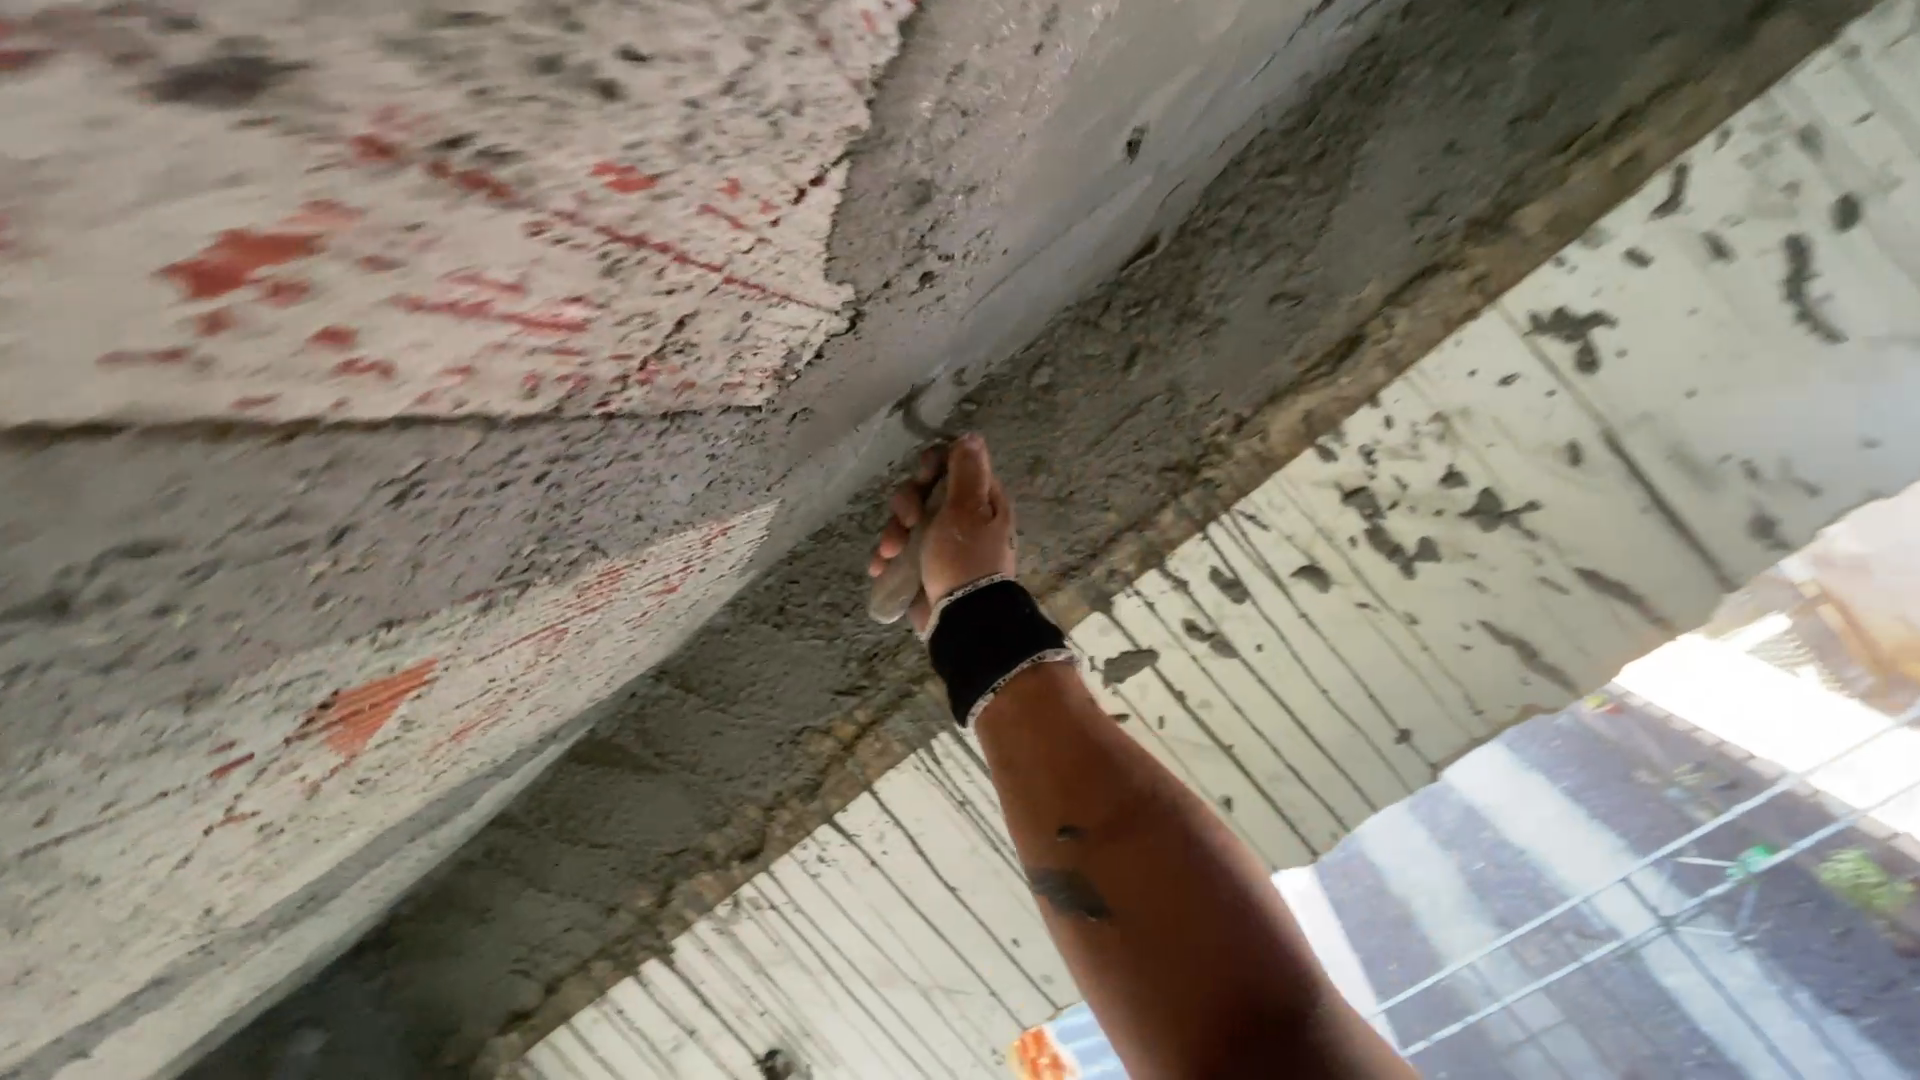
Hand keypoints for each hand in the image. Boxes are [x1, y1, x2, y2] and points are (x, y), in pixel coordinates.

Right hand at [868, 433, 1016, 633]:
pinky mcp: (926, 568)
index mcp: (981, 501)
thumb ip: (966, 470)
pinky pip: (901, 553)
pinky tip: (880, 569)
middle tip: (905, 521)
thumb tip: (971, 436)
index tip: (922, 477)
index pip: (953, 465)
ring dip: (892, 534)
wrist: (963, 619)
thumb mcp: (967, 508)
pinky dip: (888, 559)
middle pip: (924, 493)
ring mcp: (944, 544)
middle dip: (906, 504)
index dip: (932, 465)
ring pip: (907, 523)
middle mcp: (964, 519)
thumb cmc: (966, 558)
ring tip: (889, 554)